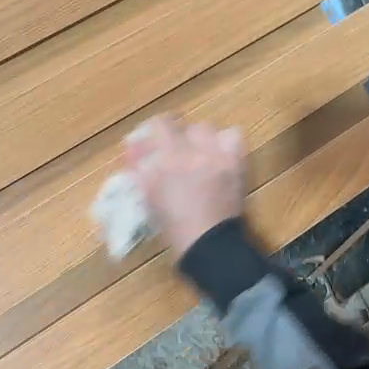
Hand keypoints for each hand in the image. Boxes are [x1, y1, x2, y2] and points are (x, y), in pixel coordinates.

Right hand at [125, 115, 245, 256]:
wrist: (209, 244)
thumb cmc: (174, 226)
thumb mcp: (149, 198)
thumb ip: (139, 171)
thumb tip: (132, 152)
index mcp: (168, 159)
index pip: (160, 124)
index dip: (156, 129)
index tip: (154, 139)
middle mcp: (194, 151)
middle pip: (185, 127)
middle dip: (179, 138)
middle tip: (178, 153)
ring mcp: (218, 155)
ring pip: (207, 128)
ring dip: (202, 139)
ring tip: (201, 154)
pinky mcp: (237, 163)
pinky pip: (234, 136)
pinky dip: (227, 141)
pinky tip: (221, 154)